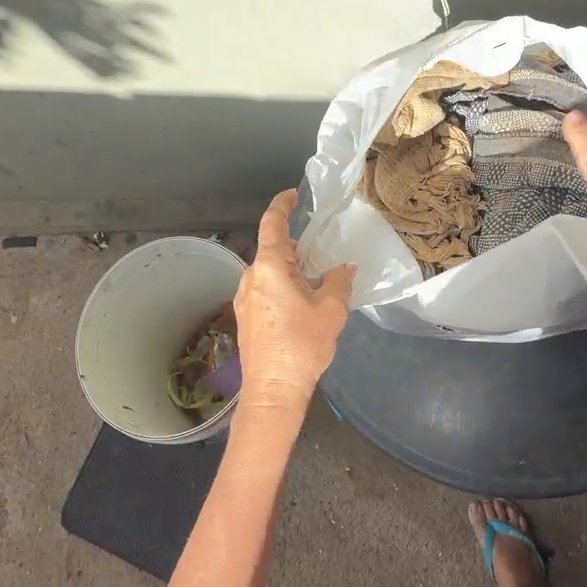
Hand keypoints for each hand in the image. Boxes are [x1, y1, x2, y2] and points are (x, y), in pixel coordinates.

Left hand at [233, 189, 354, 412]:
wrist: (273, 390)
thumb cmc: (302, 345)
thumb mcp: (331, 310)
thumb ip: (338, 281)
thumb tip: (343, 269)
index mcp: (268, 267)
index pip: (272, 224)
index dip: (282, 205)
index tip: (293, 195)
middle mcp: (250, 277)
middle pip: (273, 251)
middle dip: (296, 248)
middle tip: (321, 251)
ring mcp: (244, 299)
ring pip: (270, 273)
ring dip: (291, 271)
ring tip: (317, 281)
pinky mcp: (246, 318)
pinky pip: (266, 291)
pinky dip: (284, 288)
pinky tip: (303, 305)